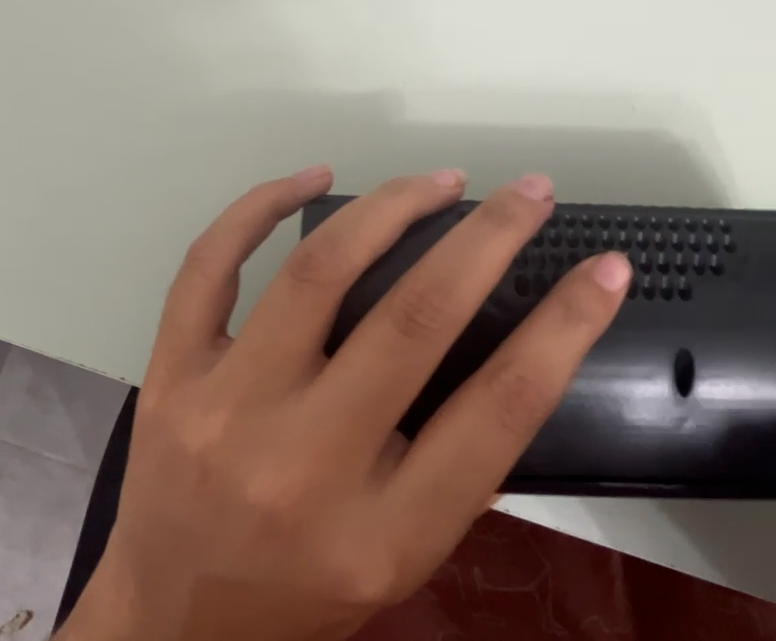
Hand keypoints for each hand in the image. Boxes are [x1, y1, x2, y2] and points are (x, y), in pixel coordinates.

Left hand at [57, 166, 631, 640]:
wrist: (170, 625)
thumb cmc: (304, 594)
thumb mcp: (405, 554)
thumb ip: (457, 464)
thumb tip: (517, 342)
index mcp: (383, 530)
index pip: (498, 408)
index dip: (565, 326)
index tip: (605, 270)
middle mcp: (302, 464)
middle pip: (414, 320)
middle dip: (488, 238)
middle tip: (529, 191)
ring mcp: (225, 410)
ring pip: (316, 272)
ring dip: (391, 208)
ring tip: (440, 181)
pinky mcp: (173, 375)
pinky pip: (209, 266)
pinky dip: (260, 207)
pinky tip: (312, 178)